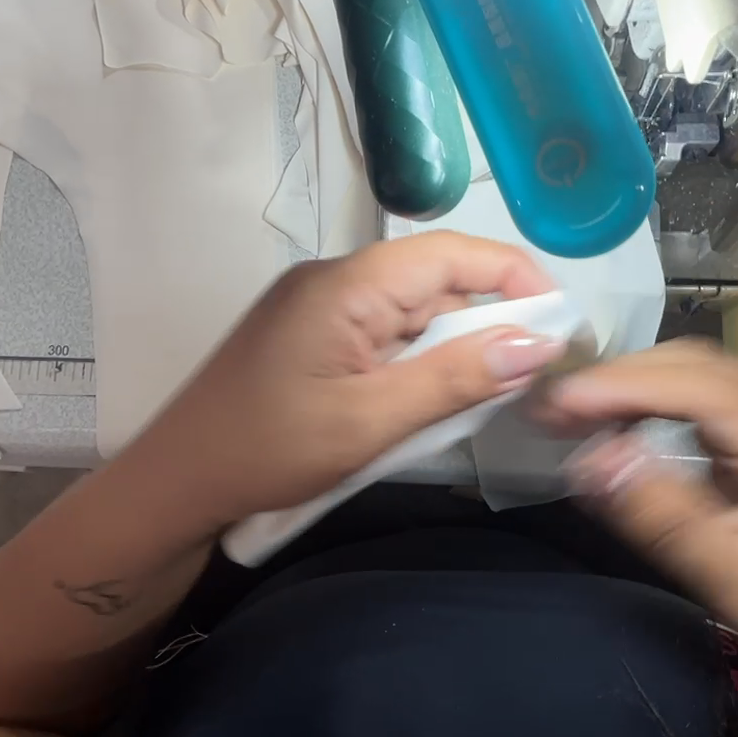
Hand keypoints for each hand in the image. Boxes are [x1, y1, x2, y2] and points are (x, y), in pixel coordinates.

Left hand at [124, 232, 561, 526]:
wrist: (178, 482)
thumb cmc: (268, 452)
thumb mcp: (371, 421)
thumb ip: (455, 378)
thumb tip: (536, 344)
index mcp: (346, 284)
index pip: (449, 253)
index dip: (513, 277)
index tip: (559, 323)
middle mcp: (333, 279)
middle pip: (432, 280)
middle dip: (486, 320)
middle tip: (530, 373)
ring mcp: (317, 306)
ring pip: (409, 310)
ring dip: (450, 346)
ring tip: (485, 393)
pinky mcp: (309, 333)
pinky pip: (380, 332)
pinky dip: (414, 360)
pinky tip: (429, 397)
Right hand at [538, 341, 737, 736]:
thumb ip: (667, 518)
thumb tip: (593, 460)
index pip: (705, 388)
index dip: (627, 386)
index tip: (562, 400)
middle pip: (696, 367)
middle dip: (618, 379)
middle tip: (551, 407)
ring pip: (692, 374)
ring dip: (627, 386)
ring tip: (568, 412)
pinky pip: (694, 399)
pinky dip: (644, 403)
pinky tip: (610, 421)